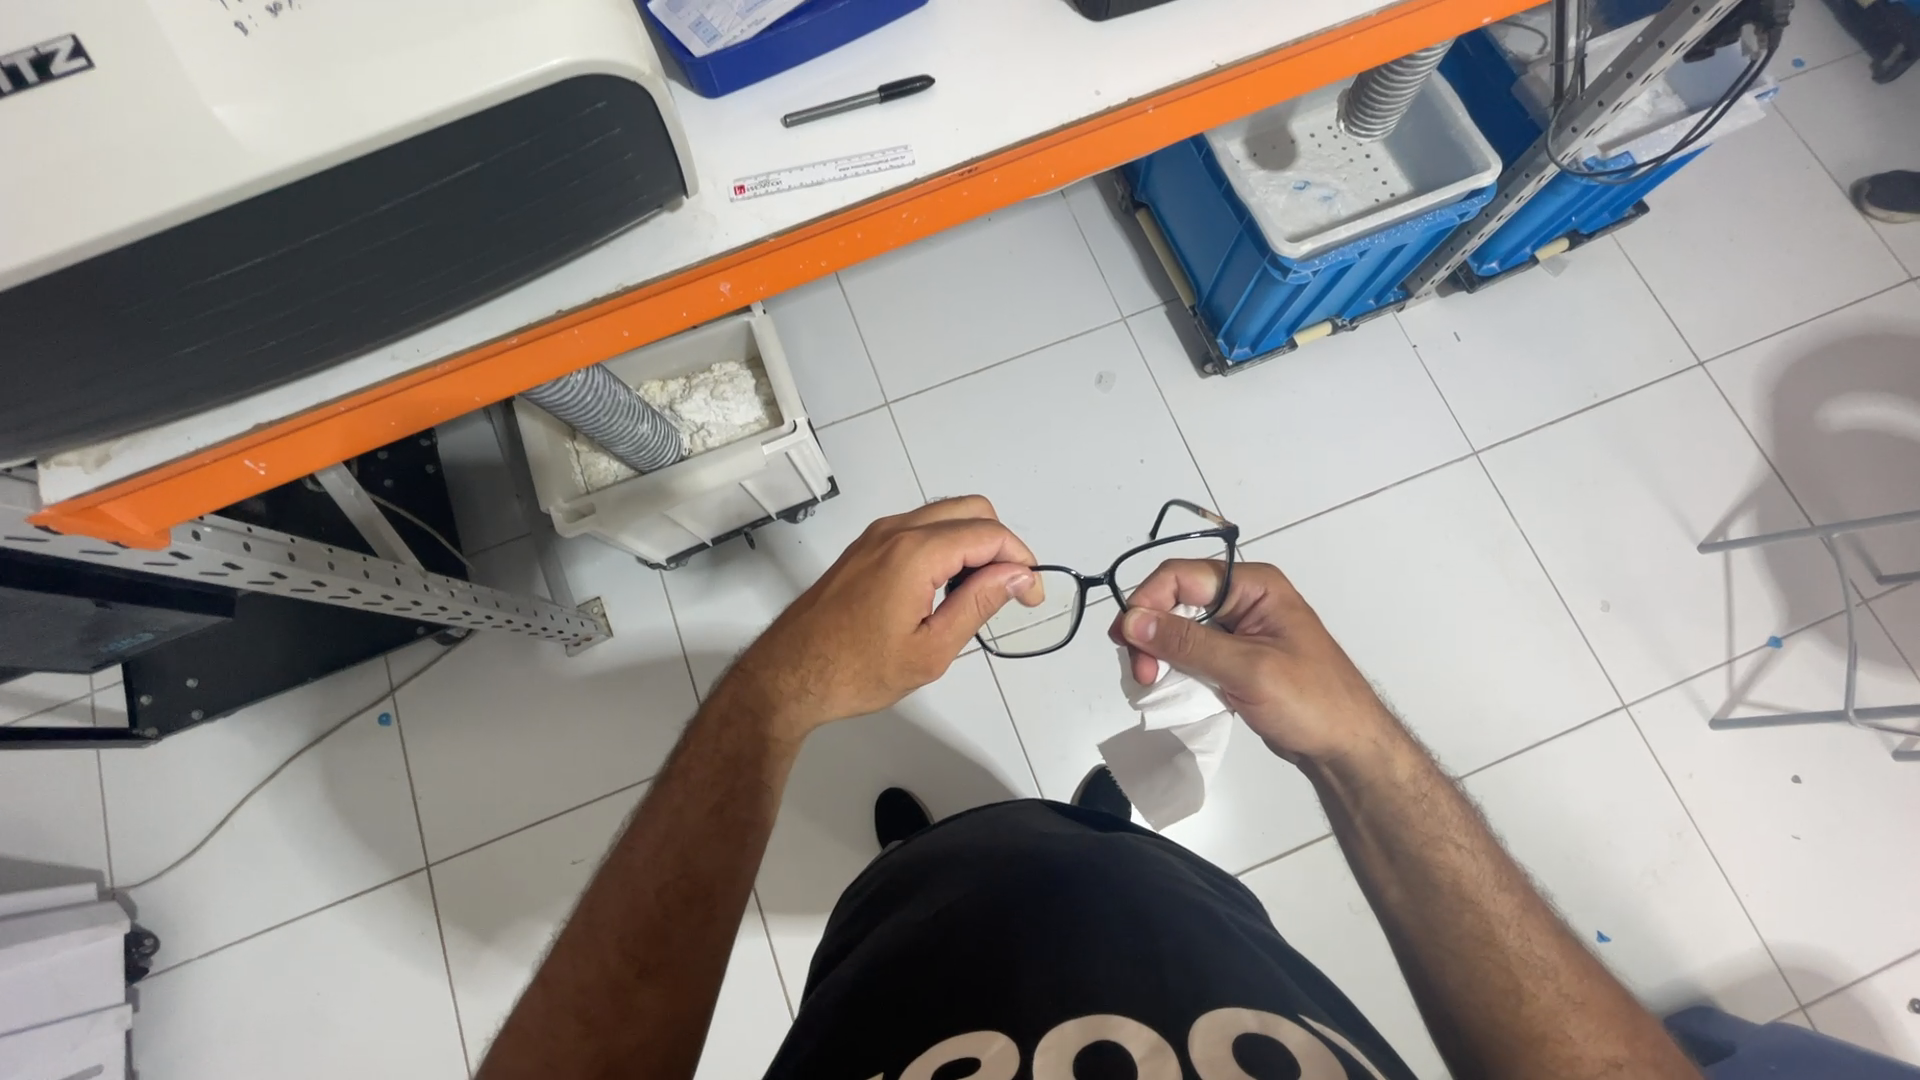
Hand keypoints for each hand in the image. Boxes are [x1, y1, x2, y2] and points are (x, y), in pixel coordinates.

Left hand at [719, 496, 1042, 739]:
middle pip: (971, 509)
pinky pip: (920, 528)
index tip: (1030, 599)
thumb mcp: (930, 650)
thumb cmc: (858, 672)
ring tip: (976, 595)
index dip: (1021, 562)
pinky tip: (943, 589)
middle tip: (1007, 591)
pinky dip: (946, 545)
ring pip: (945, 514)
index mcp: (915, 552)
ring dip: (973, 542)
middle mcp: (896, 529)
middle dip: (1001, 544)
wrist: (787, 676)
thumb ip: (978, 604)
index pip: (990, 534)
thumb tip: (1019, 574)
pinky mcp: (865, 547)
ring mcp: (877, 534)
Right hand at [1108, 560, 1400, 764]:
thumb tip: (1131, 621)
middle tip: (1141, 674)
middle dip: (1147, 633)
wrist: (1347, 747)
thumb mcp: (1247, 669)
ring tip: (1150, 684)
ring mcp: (1234, 628)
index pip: (1179, 576)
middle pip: (1171, 600)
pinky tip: (1164, 687)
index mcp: (1252, 585)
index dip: (1146, 602)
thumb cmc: (1311, 701)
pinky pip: (1186, 650)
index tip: (1126, 641)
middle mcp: (1240, 597)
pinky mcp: (1228, 655)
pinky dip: (1169, 667)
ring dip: (1155, 652)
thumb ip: (1188, 643)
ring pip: (1173, 627)